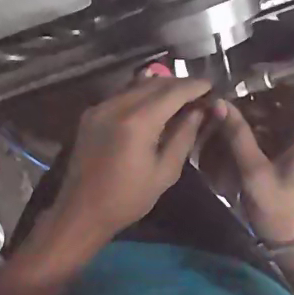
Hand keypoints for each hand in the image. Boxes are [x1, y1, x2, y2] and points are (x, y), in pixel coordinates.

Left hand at [38, 77, 211, 251]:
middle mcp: (117, 106)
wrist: (82, 211)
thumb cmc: (128, 199)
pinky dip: (141, 95)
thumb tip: (199, 112)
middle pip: (154, 83)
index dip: (194, 86)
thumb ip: (183, 137)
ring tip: (179, 98)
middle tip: (198, 93)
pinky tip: (153, 106)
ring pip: (136, 85)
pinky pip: (122, 95)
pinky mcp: (91, 114)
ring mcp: (101, 107)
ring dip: (160, 87)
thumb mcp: (165, 172)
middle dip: (178, 84)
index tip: (211, 86)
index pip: (172, 92)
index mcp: (138, 122)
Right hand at [208, 79, 293, 242]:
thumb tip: (219, 103)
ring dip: (265, 107)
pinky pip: (289, 128)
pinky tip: (243, 128)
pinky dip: (268, 123)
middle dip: (268, 90)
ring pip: (293, 111)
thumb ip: (238, 136)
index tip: (255, 77)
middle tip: (237, 92)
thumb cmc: (282, 213)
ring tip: (235, 108)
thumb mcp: (254, 174)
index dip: (288, 74)